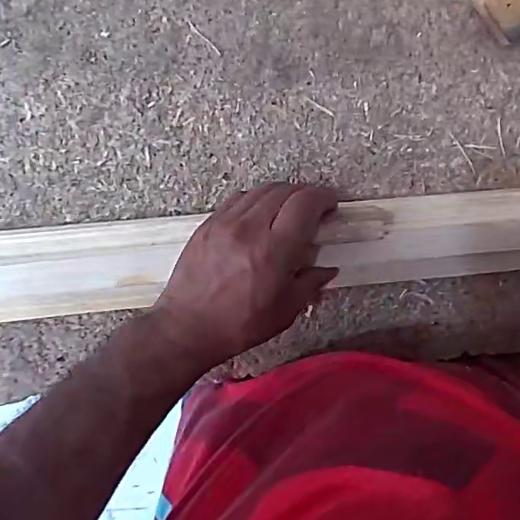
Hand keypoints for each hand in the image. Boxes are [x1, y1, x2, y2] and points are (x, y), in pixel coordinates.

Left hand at [146, 182, 340, 376]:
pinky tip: (262, 213)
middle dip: (307, 193)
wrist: (186, 329)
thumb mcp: (285, 310)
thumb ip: (310, 283)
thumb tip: (326, 270)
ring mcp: (225, 223)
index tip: (332, 203)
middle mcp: (249, 229)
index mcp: (273, 250)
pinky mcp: (208, 225)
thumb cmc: (237, 325)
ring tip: (291, 208)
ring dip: (283, 193)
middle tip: (317, 206)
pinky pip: (239, 199)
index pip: (305, 203)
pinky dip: (257, 199)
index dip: (324, 197)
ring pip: (262, 190)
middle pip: (285, 190)